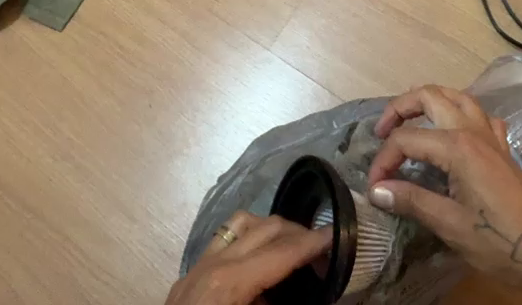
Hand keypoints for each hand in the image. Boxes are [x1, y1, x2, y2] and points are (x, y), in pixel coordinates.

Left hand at [165, 211, 330, 304]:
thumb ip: (281, 304)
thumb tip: (316, 296)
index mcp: (229, 283)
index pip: (281, 251)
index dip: (312, 243)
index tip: (336, 236)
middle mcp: (212, 265)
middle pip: (265, 228)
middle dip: (297, 233)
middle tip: (321, 251)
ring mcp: (195, 269)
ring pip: (240, 224)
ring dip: (270, 230)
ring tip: (291, 249)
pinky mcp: (186, 280)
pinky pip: (222, 243)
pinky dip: (246, 243)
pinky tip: (258, 268)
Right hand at [367, 86, 521, 304]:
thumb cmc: (500, 242)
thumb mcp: (450, 225)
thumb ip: (411, 200)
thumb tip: (376, 189)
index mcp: (457, 146)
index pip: (407, 139)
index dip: (384, 160)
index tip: (374, 187)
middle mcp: (473, 130)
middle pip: (430, 96)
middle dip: (400, 107)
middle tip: (382, 132)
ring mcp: (492, 136)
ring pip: (457, 96)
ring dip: (430, 101)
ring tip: (411, 121)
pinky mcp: (504, 148)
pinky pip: (481, 115)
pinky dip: (461, 114)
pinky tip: (456, 134)